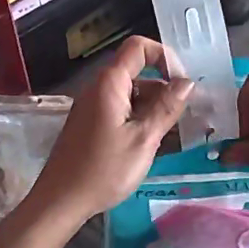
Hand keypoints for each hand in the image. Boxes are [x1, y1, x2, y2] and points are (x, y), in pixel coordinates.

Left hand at [27, 36, 193, 222]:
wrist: (61, 199)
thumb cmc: (103, 170)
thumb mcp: (143, 139)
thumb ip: (166, 107)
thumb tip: (187, 81)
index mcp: (109, 84)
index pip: (138, 47)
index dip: (164, 57)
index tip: (183, 84)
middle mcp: (98, 89)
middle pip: (137, 73)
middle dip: (165, 90)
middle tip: (186, 119)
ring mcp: (93, 108)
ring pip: (131, 96)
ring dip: (155, 109)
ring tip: (176, 136)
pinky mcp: (91, 125)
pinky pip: (121, 113)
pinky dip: (140, 122)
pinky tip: (155, 145)